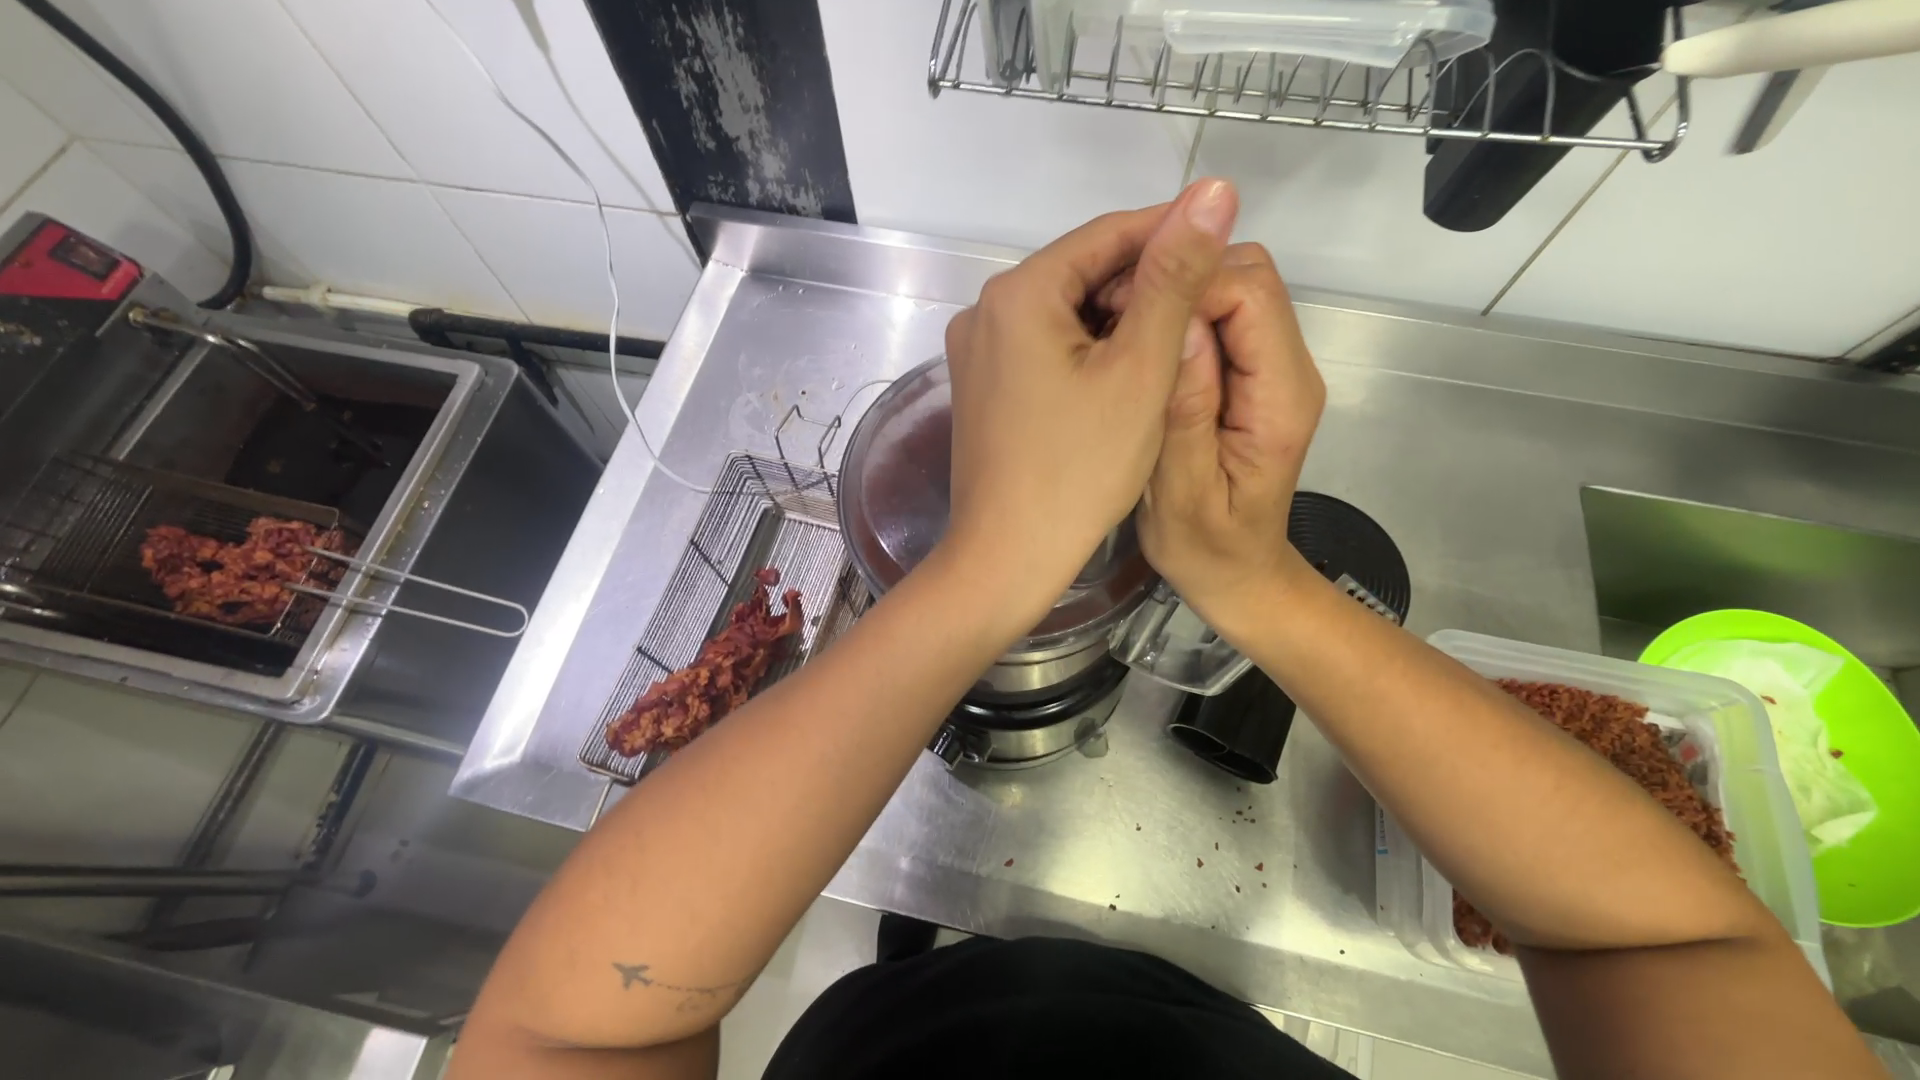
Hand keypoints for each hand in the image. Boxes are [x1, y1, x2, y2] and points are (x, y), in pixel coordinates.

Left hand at [938, 179, 1238, 620]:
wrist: (1007, 557)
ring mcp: (976, 351)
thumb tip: (1214, 190)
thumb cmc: (1080, 469)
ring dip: (1118, 317)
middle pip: (1082, 270)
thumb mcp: (1140, 369)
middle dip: (1145, 282)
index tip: (1226, 247)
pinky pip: (1042, 346)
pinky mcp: (981, 386)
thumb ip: (1175, 276)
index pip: (1109, 233)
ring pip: (1064, 310)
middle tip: (1206, 306)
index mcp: (1019, 292)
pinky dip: (1085, 349)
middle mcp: (985, 309)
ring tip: (1175, 341)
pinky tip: (1123, 373)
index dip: (1173, 233)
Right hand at [1127, 243, 1325, 640]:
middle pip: (1249, 276)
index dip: (1187, 286)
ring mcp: (1273, 370)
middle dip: (1181, 279)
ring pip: (1235, 287)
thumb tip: (1182, 324)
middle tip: (1117, 316)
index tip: (1128, 315)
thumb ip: (1187, 409)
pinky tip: (1142, 346)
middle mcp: (1289, 371)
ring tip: (1124, 329)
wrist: (1237, 573)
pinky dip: (1181, 315)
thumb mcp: (1180, 491)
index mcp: (1280, 398)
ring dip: (1178, 294)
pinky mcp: (1253, 375)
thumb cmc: (1204, 547)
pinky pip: (1223, 316)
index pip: (1249, 295)